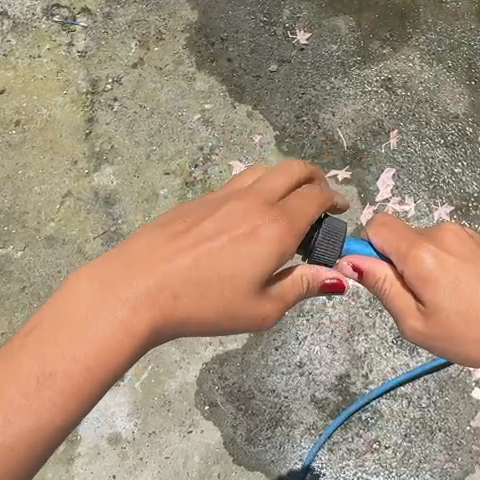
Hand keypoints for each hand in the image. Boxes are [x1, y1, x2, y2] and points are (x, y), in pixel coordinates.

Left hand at [71, 161, 348, 347]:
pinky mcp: (199, 200)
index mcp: (277, 227)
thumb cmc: (205, 305)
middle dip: (316, 179)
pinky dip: (258, 187)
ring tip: (288, 201)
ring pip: (266, 170)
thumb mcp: (262, 309)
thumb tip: (337, 277)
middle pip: (295, 170)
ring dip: (286, 178)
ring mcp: (224, 196)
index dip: (335, 200)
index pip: (317, 197)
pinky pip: (239, 181)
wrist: (138, 288)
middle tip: (322, 199)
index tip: (341, 211)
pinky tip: (248, 215)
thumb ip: (302, 286)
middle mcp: (256, 201)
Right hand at [339, 214, 479, 379]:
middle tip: (420, 305)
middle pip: (401, 237)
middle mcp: (443, 232)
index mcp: (421, 251)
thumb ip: (381, 287)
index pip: (375, 225)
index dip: (368, 250)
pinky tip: (470, 297)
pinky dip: (448, 267)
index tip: (378, 280)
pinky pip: (450, 247)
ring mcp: (467, 234)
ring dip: (425, 268)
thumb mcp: (417, 324)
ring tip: (450, 305)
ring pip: (426, 244)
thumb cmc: (475, 337)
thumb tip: (348, 259)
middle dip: (399, 265)